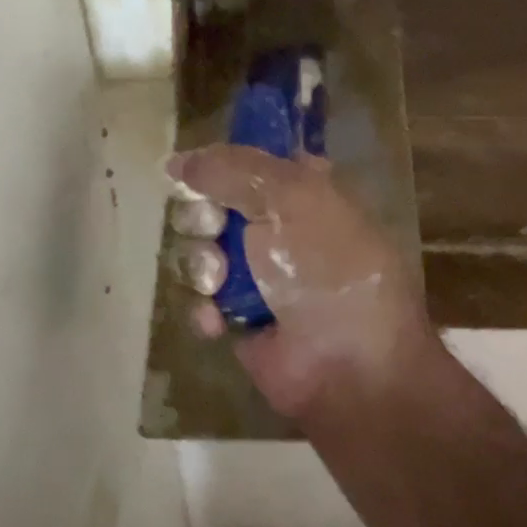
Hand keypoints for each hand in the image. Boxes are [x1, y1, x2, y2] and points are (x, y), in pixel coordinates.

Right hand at [165, 144, 436, 419]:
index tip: (199, 173)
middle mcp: (276, 226)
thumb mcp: (291, 198)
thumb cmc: (329, 269)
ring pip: (196, 249)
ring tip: (220, 284)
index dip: (219, 163)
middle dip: (203, 216)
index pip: (247, 159)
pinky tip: (218, 320)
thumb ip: (232, 169)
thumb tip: (177, 162)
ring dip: (203, 264)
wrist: (349, 367)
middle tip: (215, 229)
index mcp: (302, 188)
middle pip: (209, 201)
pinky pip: (197, 297)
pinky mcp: (235, 316)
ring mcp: (254, 273)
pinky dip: (203, 307)